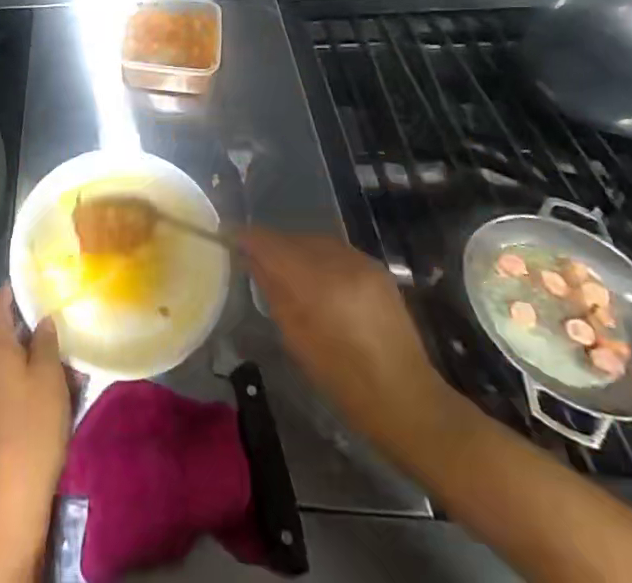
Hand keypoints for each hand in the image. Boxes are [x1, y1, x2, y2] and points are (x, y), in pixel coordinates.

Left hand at [0, 284, 71, 512]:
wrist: (16, 485)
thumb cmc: (35, 423)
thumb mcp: (49, 376)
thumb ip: (46, 343)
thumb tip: (43, 319)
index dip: (10, 291)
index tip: (28, 276)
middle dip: (15, 313)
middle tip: (43, 300)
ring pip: (2, 352)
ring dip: (20, 338)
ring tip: (48, 329)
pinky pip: (5, 371)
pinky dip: (21, 360)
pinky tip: (43, 365)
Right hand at [239, 229, 458, 458]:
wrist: (404, 395)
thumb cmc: (342, 379)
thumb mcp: (295, 339)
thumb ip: (273, 292)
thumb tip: (252, 260)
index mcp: (317, 283)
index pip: (270, 244)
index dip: (246, 237)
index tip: (226, 236)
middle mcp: (340, 261)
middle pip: (292, 238)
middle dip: (270, 245)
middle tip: (252, 262)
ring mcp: (362, 262)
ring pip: (314, 241)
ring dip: (294, 250)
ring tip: (282, 272)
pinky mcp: (377, 268)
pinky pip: (335, 251)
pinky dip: (318, 258)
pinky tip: (315, 280)